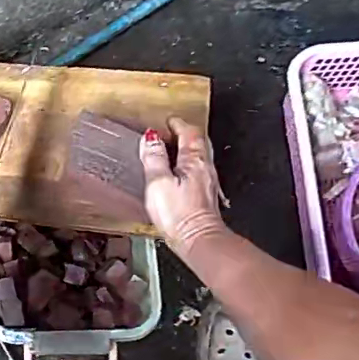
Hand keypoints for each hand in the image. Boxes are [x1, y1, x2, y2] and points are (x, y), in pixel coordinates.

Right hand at [142, 117, 227, 254]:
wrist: (196, 238)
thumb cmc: (177, 212)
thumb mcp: (158, 182)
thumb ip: (153, 158)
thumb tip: (151, 137)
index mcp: (193, 161)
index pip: (189, 133)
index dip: (178, 124)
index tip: (168, 121)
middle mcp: (204, 168)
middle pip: (198, 142)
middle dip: (185, 133)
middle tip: (170, 131)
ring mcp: (207, 182)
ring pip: (200, 156)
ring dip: (187, 148)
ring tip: (171, 149)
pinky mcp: (204, 195)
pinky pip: (198, 170)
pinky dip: (188, 163)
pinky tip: (179, 172)